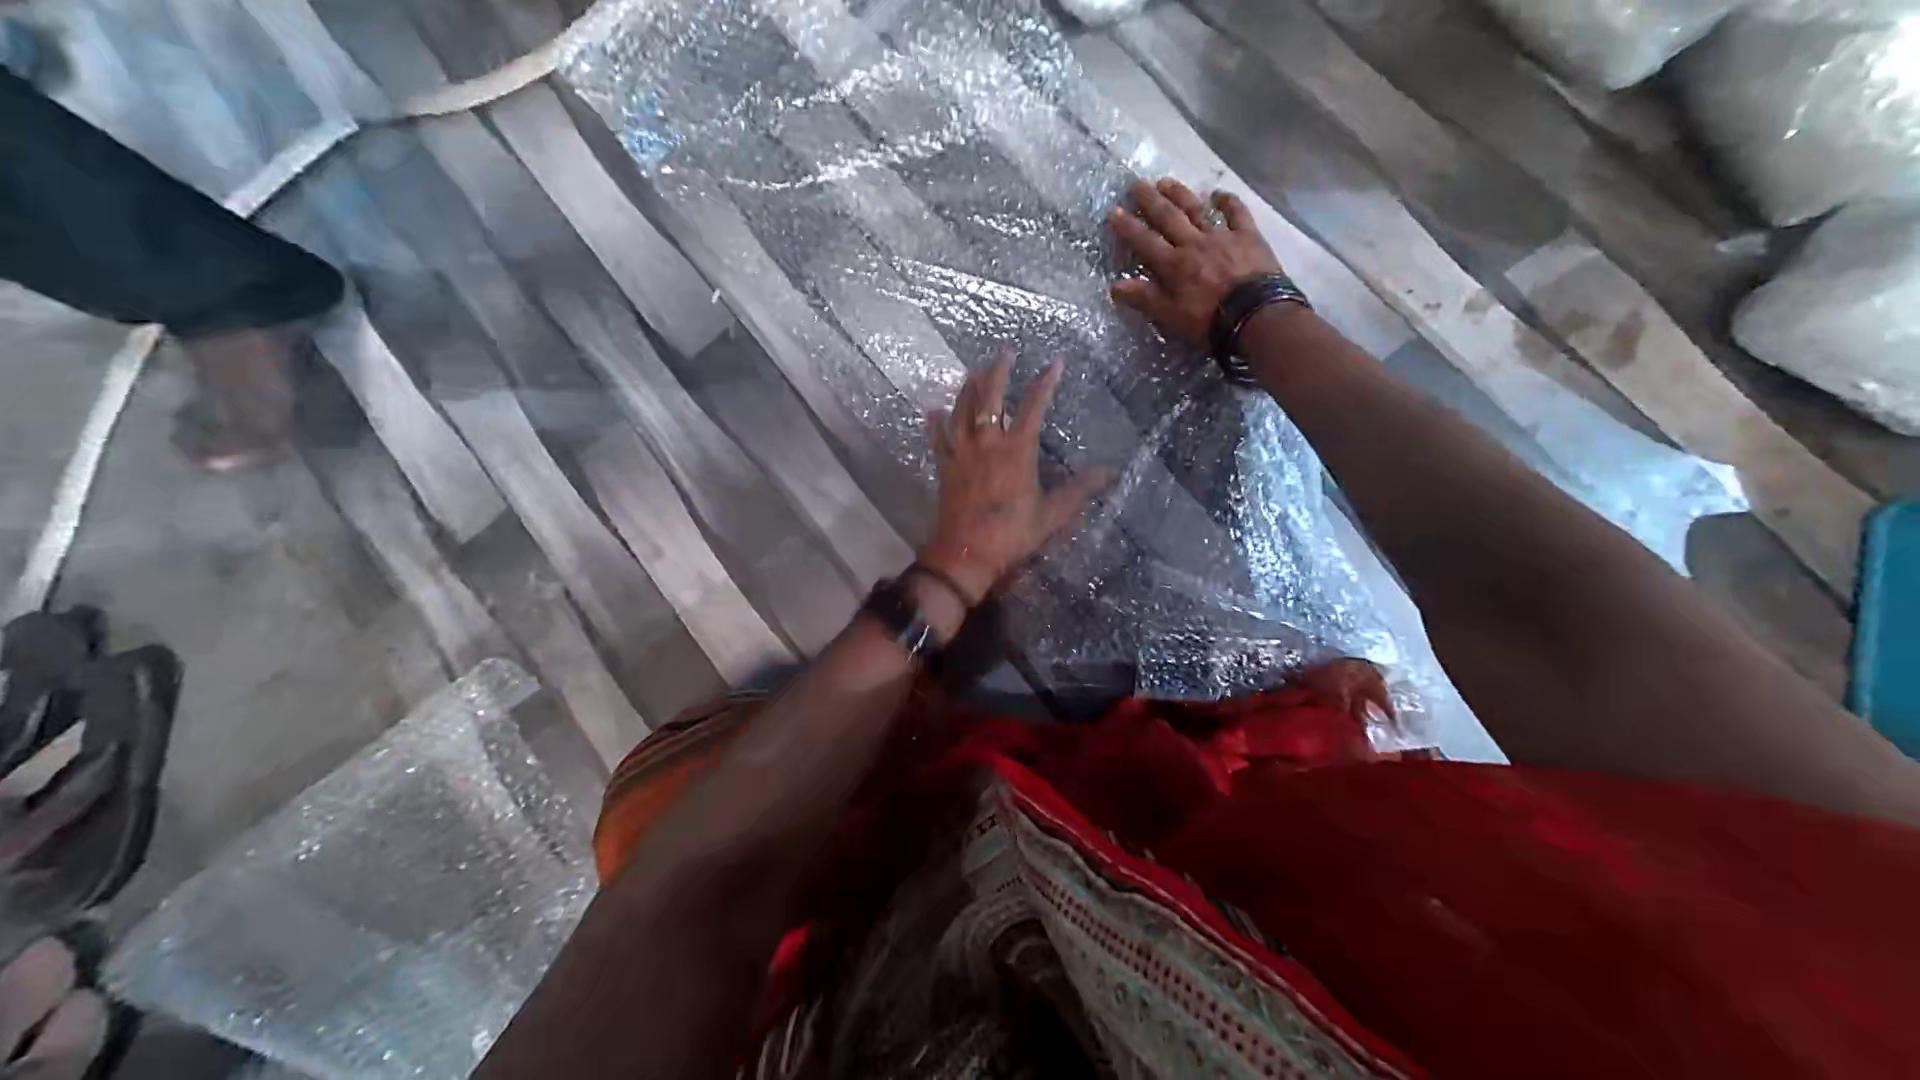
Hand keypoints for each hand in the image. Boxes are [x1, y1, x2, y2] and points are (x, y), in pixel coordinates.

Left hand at [920, 355, 1111, 601]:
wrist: (966, 555)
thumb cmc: (1011, 535)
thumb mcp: (1052, 514)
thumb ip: (1080, 489)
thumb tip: (1112, 471)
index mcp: (1016, 452)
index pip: (1033, 407)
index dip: (1045, 383)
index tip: (1055, 363)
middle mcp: (986, 444)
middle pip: (989, 398)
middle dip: (997, 372)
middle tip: (1004, 353)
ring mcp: (962, 454)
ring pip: (962, 411)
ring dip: (968, 388)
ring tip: (974, 371)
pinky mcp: (945, 467)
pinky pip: (938, 439)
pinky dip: (936, 423)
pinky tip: (934, 411)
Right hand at [1107, 178, 1282, 346]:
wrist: (1255, 316)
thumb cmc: (1209, 321)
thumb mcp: (1170, 316)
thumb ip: (1144, 298)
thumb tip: (1114, 286)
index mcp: (1173, 265)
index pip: (1145, 242)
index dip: (1128, 227)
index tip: (1114, 211)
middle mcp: (1193, 243)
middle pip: (1169, 218)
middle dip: (1151, 201)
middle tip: (1137, 184)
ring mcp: (1222, 236)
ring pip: (1196, 210)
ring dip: (1180, 194)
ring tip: (1166, 181)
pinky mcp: (1247, 236)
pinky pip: (1237, 213)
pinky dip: (1227, 201)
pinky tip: (1218, 193)